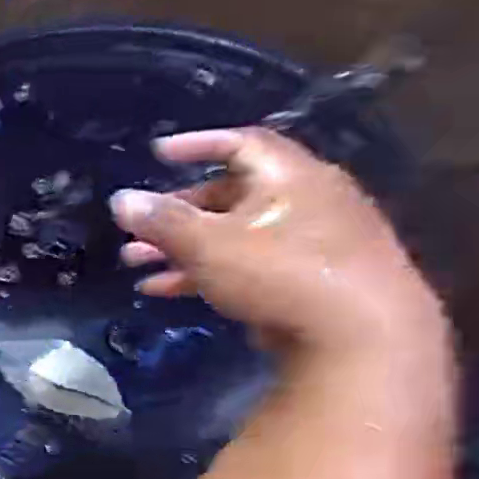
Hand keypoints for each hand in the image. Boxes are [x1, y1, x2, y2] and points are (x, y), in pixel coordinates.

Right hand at [110, 127, 444, 357]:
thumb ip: (162, 221)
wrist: (358, 335)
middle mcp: (306, 200)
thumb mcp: (208, 245)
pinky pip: (244, 262)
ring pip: (232, 232)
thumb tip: (121, 198)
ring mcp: (309, 240)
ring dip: (180, 245)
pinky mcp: (305, 277)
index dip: (198, 144)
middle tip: (136, 226)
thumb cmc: (279, 274)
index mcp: (291, 179)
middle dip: (175, 211)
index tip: (158, 154)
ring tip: (135, 262)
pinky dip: (203, 270)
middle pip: (230, 194)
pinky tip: (162, 289)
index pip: (243, 144)